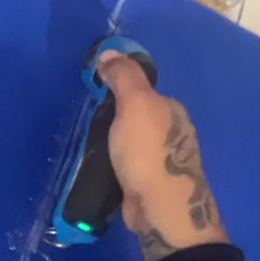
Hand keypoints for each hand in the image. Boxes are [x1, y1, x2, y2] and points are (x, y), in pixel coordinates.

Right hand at [97, 51, 227, 260]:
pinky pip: (126, 166)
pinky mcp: (148, 184)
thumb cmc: (148, 152)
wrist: (160, 207)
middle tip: (87, 124)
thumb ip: (123, 77)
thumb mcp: (135, 104)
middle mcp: (172, 133)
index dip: (118, 91)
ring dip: (112, 144)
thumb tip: (108, 53)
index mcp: (172, 111)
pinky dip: (113, 165)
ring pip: (130, 143)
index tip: (93, 98)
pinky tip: (99, 167)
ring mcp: (162, 161)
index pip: (143, 92)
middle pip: (136, 118)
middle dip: (113, 119)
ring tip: (88, 147)